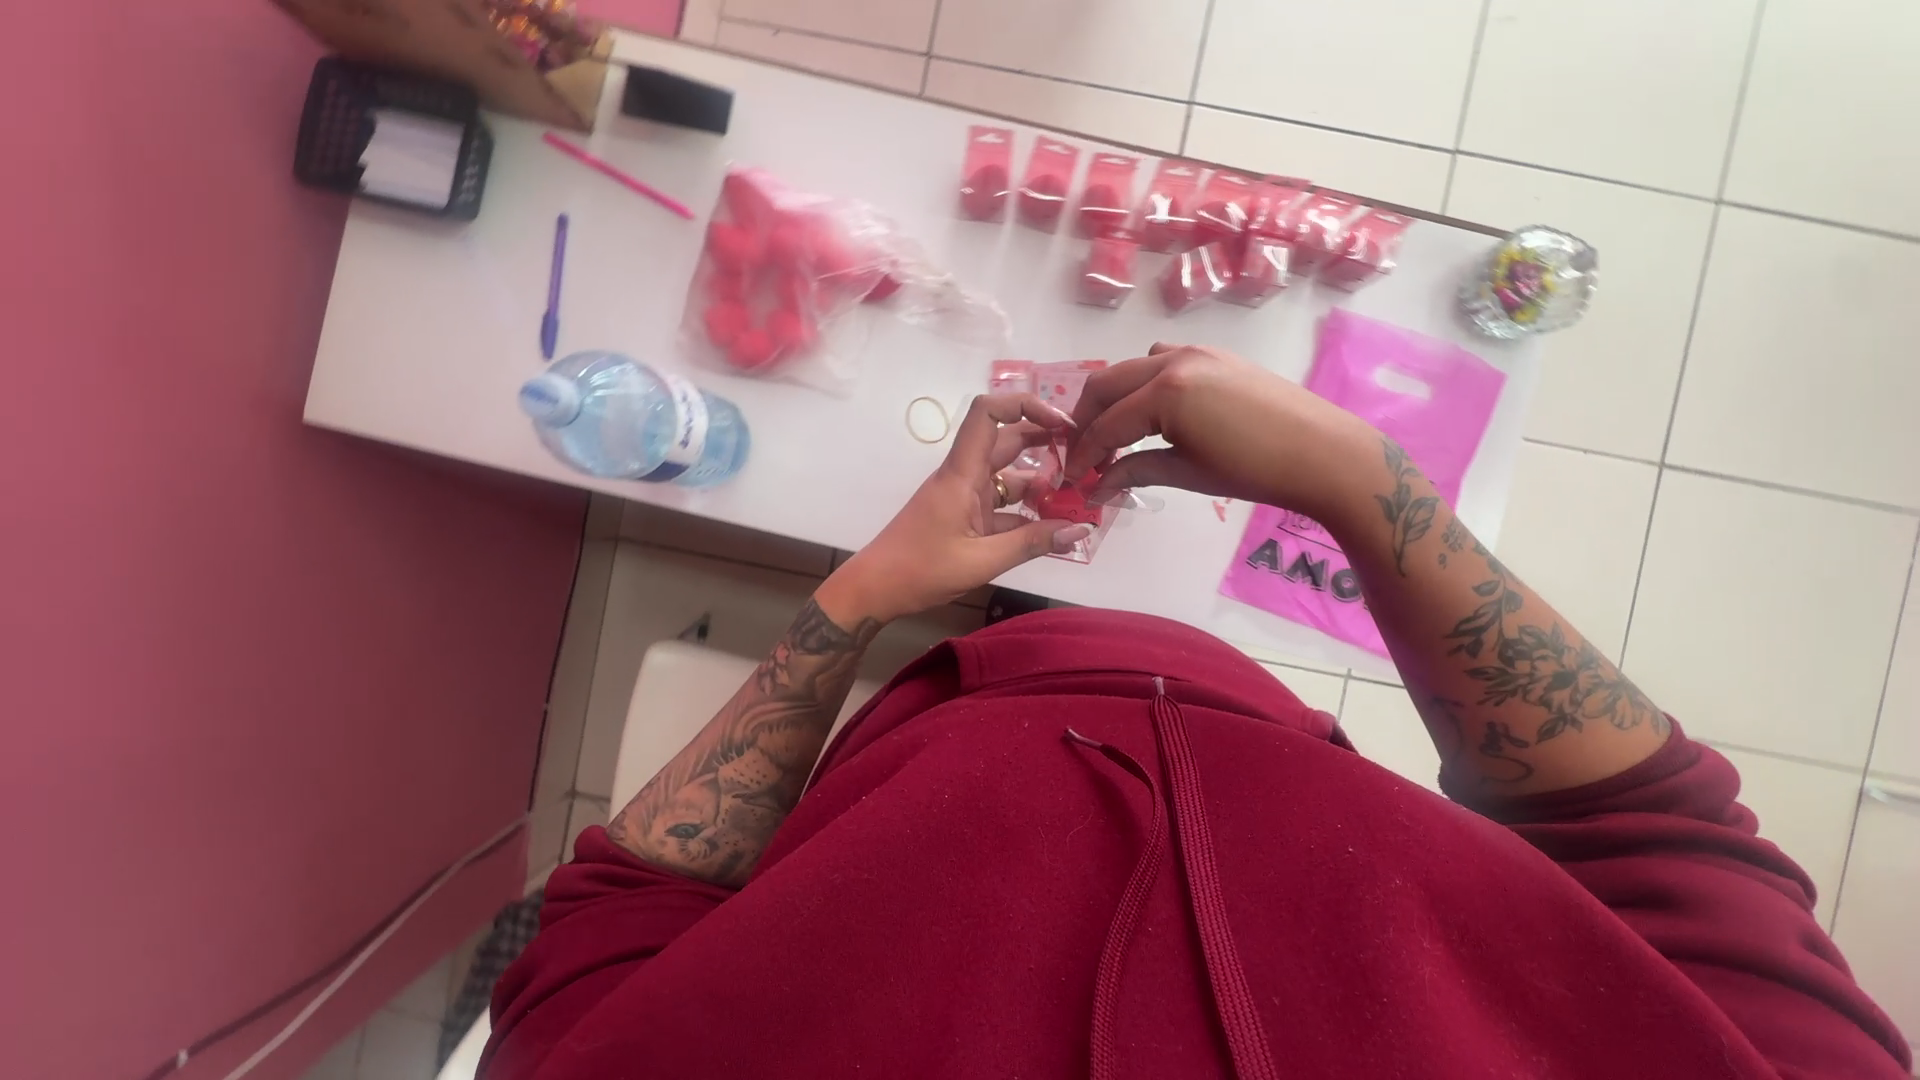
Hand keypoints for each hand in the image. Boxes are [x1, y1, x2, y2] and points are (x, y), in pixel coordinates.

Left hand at [818, 394, 1090, 625]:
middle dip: (1046, 442)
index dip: (1024, 405)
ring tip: (1080, 495)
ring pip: (1010, 475)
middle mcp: (965, 476)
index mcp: (962, 474)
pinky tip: (1055, 526)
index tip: (1061, 423)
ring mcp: (965, 496)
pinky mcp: (965, 517)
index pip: (987, 414)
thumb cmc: (920, 570)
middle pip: (1008, 441)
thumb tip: (1080, 529)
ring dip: (1042, 482)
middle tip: (1085, 455)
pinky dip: (1028, 512)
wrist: (876, 589)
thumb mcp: (981, 562)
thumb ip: (1032, 544)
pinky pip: (1003, 505)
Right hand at [1065, 343, 1378, 521]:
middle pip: (1106, 384)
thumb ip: (1135, 472)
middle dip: (1086, 420)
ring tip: (1113, 434)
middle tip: (1081, 455)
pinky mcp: (1215, 355)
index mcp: (1165, 392)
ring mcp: (1196, 352)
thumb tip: (1096, 488)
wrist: (1324, 453)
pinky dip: (1143, 383)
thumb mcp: (1187, 473)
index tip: (1070, 478)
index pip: (1106, 424)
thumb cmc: (1254, 470)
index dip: (1084, 454)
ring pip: (1132, 368)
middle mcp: (1174, 360)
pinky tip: (1153, 411)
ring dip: (1113, 399)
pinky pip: (1163, 359)